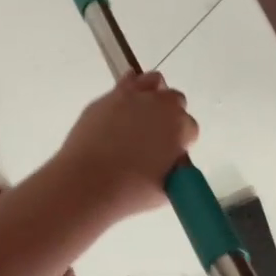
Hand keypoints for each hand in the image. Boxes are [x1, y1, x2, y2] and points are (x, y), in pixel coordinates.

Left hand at [51, 71, 198, 219]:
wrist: (85, 184)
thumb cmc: (129, 192)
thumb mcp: (164, 190)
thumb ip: (174, 170)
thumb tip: (170, 163)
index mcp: (180, 127)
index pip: (190, 129)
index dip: (179, 142)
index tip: (167, 156)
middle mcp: (160, 105)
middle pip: (174, 101)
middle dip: (168, 117)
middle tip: (153, 139)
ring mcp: (132, 97)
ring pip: (153, 82)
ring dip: (153, 95)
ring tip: (140, 116)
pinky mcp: (107, 98)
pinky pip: (126, 82)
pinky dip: (129, 90)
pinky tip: (123, 105)